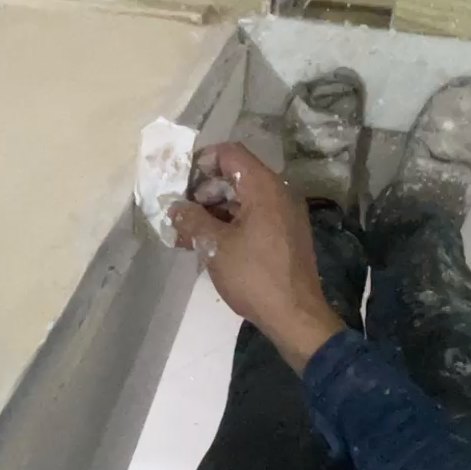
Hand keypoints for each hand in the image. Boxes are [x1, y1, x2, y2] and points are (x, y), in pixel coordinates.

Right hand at [168, 142, 346, 371]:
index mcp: (264, 187)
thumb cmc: (254, 276)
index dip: (202, 162)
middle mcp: (279, 193)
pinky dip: (231, 225)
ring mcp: (285, 215)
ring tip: (187, 236)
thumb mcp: (216, 247)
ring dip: (214, 212)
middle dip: (204, 192)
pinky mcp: (286, 235)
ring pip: (243, 200)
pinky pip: (254, 218)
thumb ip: (192, 220)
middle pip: (236, 176)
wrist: (296, 316)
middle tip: (181, 214)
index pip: (230, 153)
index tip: (180, 184)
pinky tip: (209, 246)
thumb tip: (174, 208)